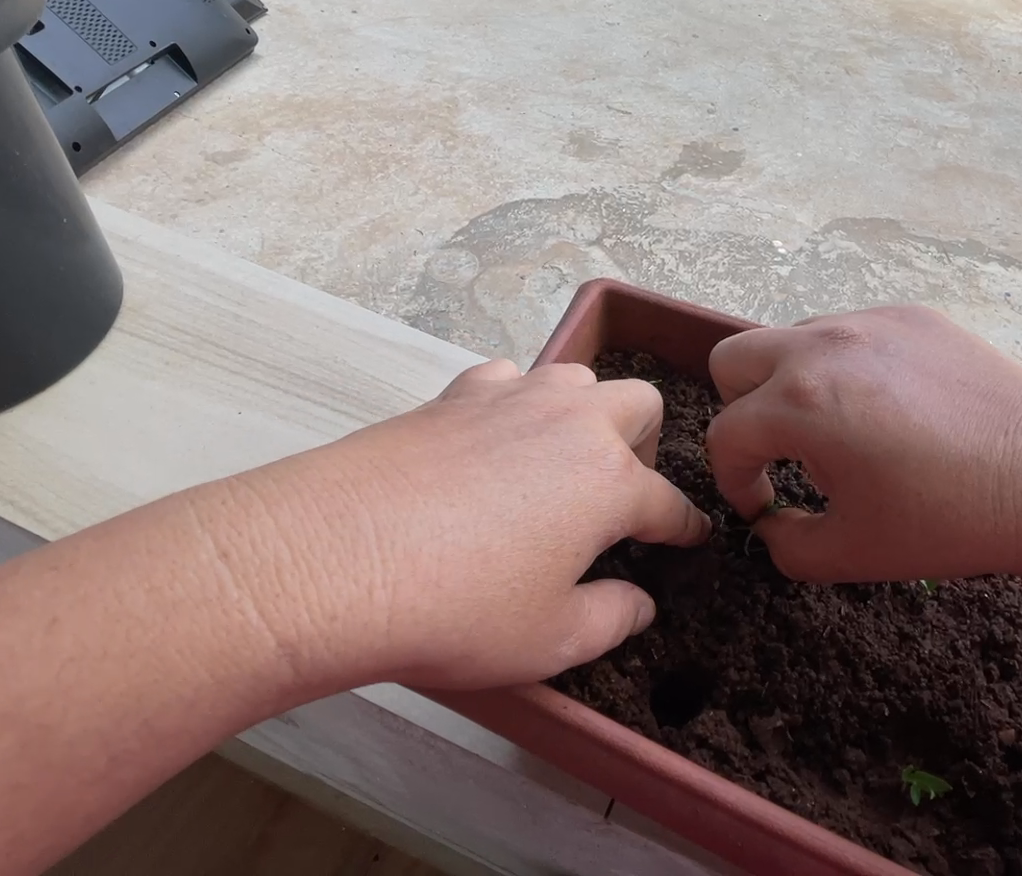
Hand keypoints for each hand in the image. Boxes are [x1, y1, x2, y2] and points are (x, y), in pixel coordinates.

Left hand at [170, 360, 708, 694]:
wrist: (331, 560)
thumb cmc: (455, 609)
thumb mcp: (549, 640)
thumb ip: (613, 619)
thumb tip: (639, 602)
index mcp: (610, 483)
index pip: (669, 504)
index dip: (685, 527)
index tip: (690, 537)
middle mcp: (573, 424)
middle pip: (639, 405)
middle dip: (643, 445)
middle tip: (614, 495)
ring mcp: (513, 399)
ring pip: (575, 380)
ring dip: (582, 415)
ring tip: (554, 463)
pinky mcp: (456, 393)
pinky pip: (507, 380)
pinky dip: (514, 405)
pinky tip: (489, 442)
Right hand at [705, 306, 1021, 584]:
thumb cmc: (948, 519)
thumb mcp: (850, 554)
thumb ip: (785, 546)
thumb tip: (771, 526)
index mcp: (798, 403)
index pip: (725, 435)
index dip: (733, 481)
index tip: (762, 506)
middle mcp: (821, 346)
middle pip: (731, 361)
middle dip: (741, 411)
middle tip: (783, 451)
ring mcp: (867, 321)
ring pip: (789, 340)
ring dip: (791, 385)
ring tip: (842, 429)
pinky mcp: (908, 315)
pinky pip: (847, 332)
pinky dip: (844, 368)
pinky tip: (891, 407)